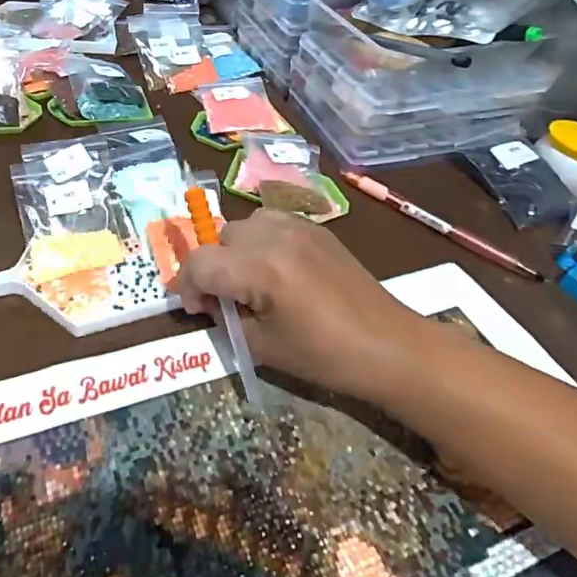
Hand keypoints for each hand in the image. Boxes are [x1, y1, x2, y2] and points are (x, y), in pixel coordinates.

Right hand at [177, 210, 422, 401]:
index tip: (196, 311)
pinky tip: (274, 267)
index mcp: (262, 269)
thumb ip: (225, 320)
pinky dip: (259, 240)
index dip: (186, 287)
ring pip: (242, 226)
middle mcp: (274, 236)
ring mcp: (296, 225)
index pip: (200, 263)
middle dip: (211, 270)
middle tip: (223, 303)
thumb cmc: (326, 356)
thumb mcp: (263, 347)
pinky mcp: (314, 226)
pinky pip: (269, 221)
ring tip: (249, 282)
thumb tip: (207, 303)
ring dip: (234, 252)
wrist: (390, 345)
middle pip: (218, 239)